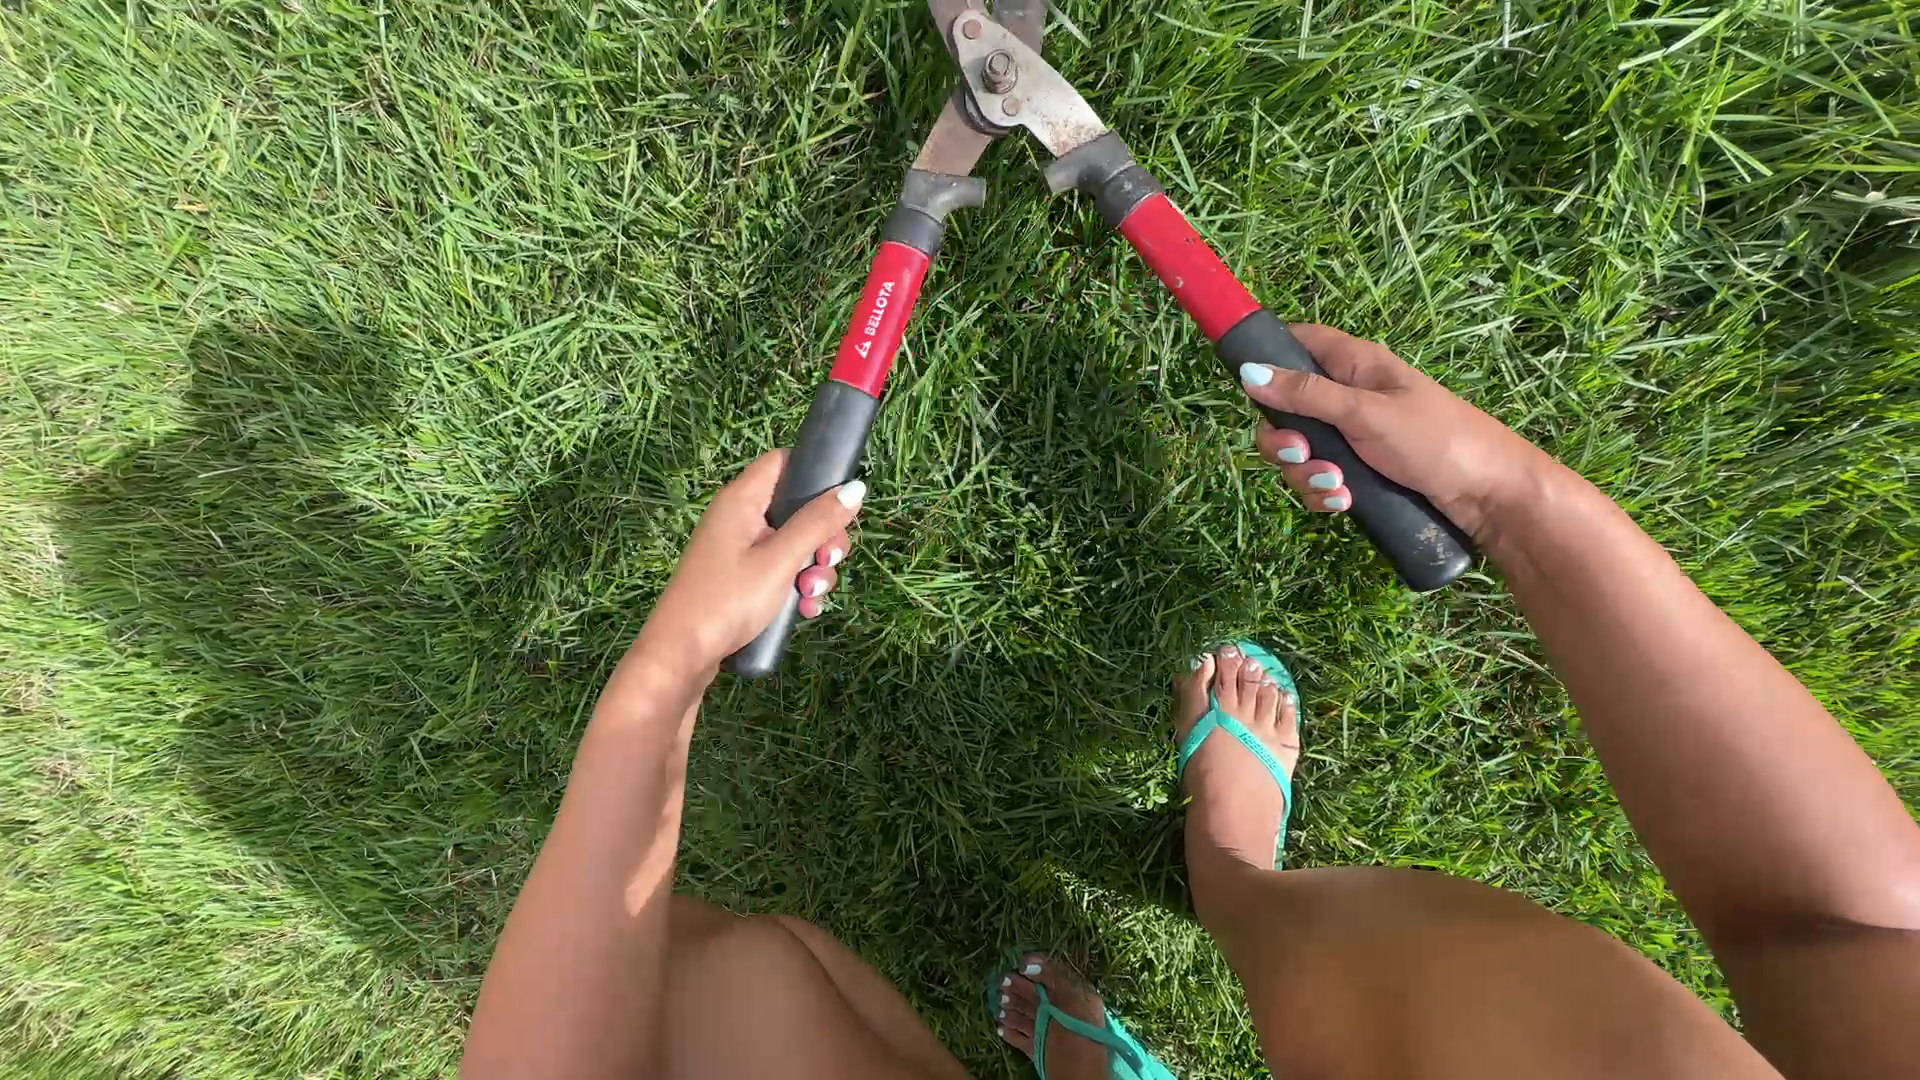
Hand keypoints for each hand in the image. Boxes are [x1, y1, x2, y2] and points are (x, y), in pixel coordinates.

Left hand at [635, 449, 861, 674]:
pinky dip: (798, 586)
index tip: (839, 505)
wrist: (683, 656)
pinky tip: (805, 609)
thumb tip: (856, 488)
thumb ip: (818, 522)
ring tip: (812, 595)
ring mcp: (740, 549)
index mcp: (742, 500)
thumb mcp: (781, 560)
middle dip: (823, 536)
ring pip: (795, 544)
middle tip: (829, 559)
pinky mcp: (742, 577)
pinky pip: (782, 569)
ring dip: (814, 568)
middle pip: (797, 508)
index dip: (815, 476)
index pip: (784, 462)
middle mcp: (740, 518)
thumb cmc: (729, 599)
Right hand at [1238, 323, 1553, 539]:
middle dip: (1282, 440)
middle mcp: (1346, 396)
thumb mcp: (1366, 414)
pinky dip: (1323, 492)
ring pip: (1297, 451)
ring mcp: (1350, 436)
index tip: (1245, 383)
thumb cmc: (1436, 440)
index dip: (1266, 357)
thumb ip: (1306, 395)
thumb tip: (1248, 374)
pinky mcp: (1356, 470)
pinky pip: (1317, 478)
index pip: (1296, 343)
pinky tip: (1343, 502)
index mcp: (1353, 365)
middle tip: (1297, 454)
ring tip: (1337, 488)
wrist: (1489, 496)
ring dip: (1306, 474)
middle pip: (1283, 409)